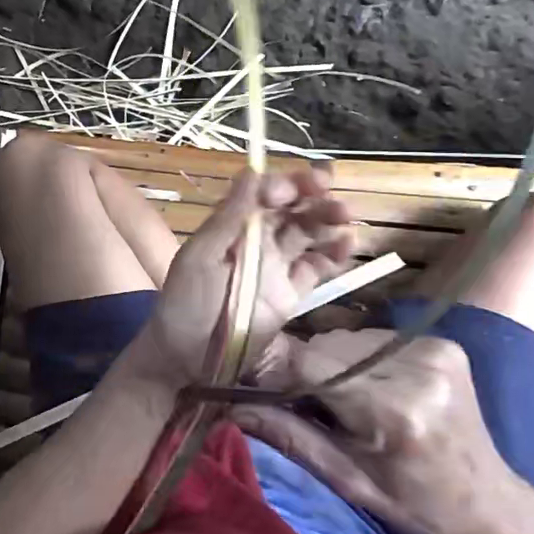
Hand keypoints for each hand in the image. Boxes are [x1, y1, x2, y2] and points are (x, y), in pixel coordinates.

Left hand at [118, 166, 354, 391]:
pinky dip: (333, 254)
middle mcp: (259, 238)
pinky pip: (316, 267)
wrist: (188, 361)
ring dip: (327, 220)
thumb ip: (228, 217)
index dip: (282, 186)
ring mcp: (277, 265)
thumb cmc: (186, 304)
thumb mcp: (200, 257)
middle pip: (292, 208)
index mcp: (234, 224)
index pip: (264, 194)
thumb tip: (252, 171)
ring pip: (308, 233)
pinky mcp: (292, 292)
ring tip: (345, 215)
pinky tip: (347, 245)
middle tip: (331, 189)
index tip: (294, 190)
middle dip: (312, 195)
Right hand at [231, 329, 533, 533]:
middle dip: (309, 367)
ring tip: (350, 397)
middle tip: (309, 401)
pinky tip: (378, 383)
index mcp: (394, 411)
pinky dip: (365, 356)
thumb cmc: (412, 501)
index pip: (312, 365)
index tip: (253, 377)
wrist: (486, 498)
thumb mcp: (347, 479)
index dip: (277, 367)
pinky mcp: (444, 340)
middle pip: (331, 346)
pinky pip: (379, 336)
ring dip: (337, 360)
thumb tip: (231, 406)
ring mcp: (435, 348)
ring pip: (352, 337)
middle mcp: (417, 368)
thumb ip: (289, 435)